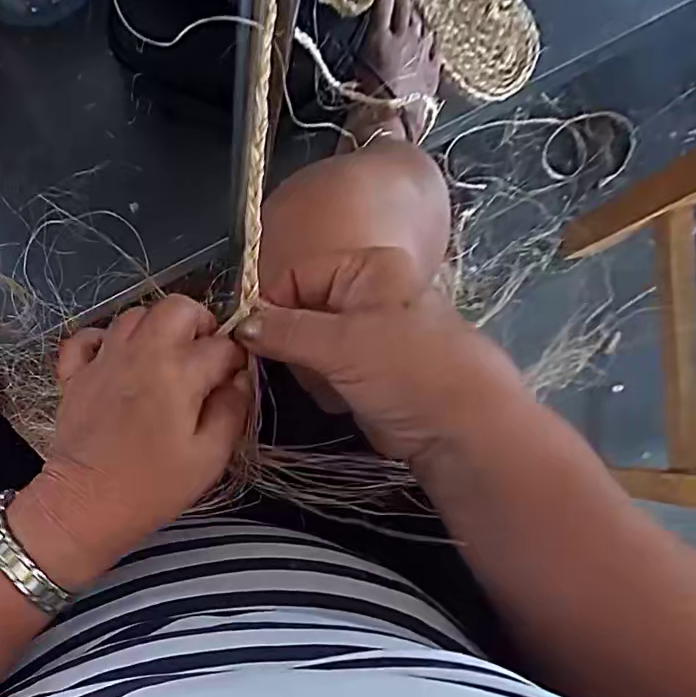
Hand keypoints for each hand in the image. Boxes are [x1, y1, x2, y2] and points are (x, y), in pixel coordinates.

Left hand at [11, 296, 250, 589]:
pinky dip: (105, 340)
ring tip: (163, 360)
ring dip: (155, 329)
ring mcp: (102, 360)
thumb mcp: (209, 457)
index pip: (222, 345)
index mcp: (178, 372)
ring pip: (133, 315)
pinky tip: (116, 361)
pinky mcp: (74, 374)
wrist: (84, 506)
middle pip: (176, 307)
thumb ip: (232, 410)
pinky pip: (88, 337)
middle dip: (199, 324)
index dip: (235, 361)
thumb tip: (238, 380)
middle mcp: (139, 352)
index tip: (232, 384)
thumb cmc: (152, 488)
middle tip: (201, 358)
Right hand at [239, 246, 529, 462]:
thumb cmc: (407, 370)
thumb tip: (239, 326)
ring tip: (332, 385)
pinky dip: (322, 387)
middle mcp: (363, 295)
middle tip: (305, 366)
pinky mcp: (361, 372)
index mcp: (366, 268)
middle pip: (298, 312)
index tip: (253, 339)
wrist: (457, 428)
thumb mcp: (341, 343)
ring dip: (309, 371)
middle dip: (293, 344)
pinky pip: (321, 373)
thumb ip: (284, 331)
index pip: (296, 276)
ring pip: (305, 347)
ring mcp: (363, 335)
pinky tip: (340, 399)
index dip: (272, 306)